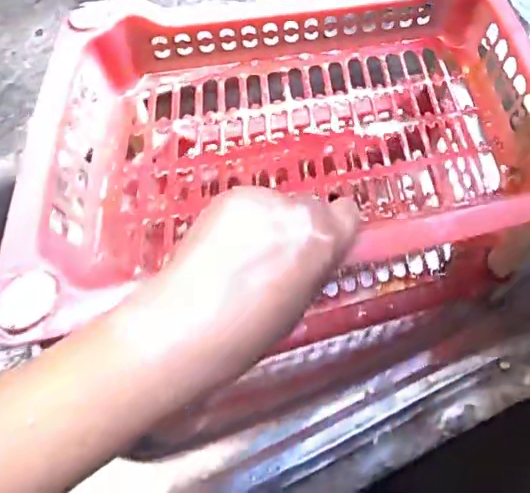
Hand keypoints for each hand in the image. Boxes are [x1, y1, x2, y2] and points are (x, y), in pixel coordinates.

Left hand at [108, 188, 360, 380]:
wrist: (182, 328)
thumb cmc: (247, 335)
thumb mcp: (299, 304)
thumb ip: (314, 267)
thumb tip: (312, 254)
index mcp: (324, 238)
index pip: (348, 213)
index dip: (333, 230)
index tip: (317, 248)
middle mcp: (299, 208)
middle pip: (309, 207)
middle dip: (294, 227)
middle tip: (271, 260)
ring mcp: (263, 197)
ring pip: (275, 206)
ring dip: (264, 224)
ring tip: (237, 261)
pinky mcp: (231, 194)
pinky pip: (246, 205)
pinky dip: (237, 222)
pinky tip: (218, 250)